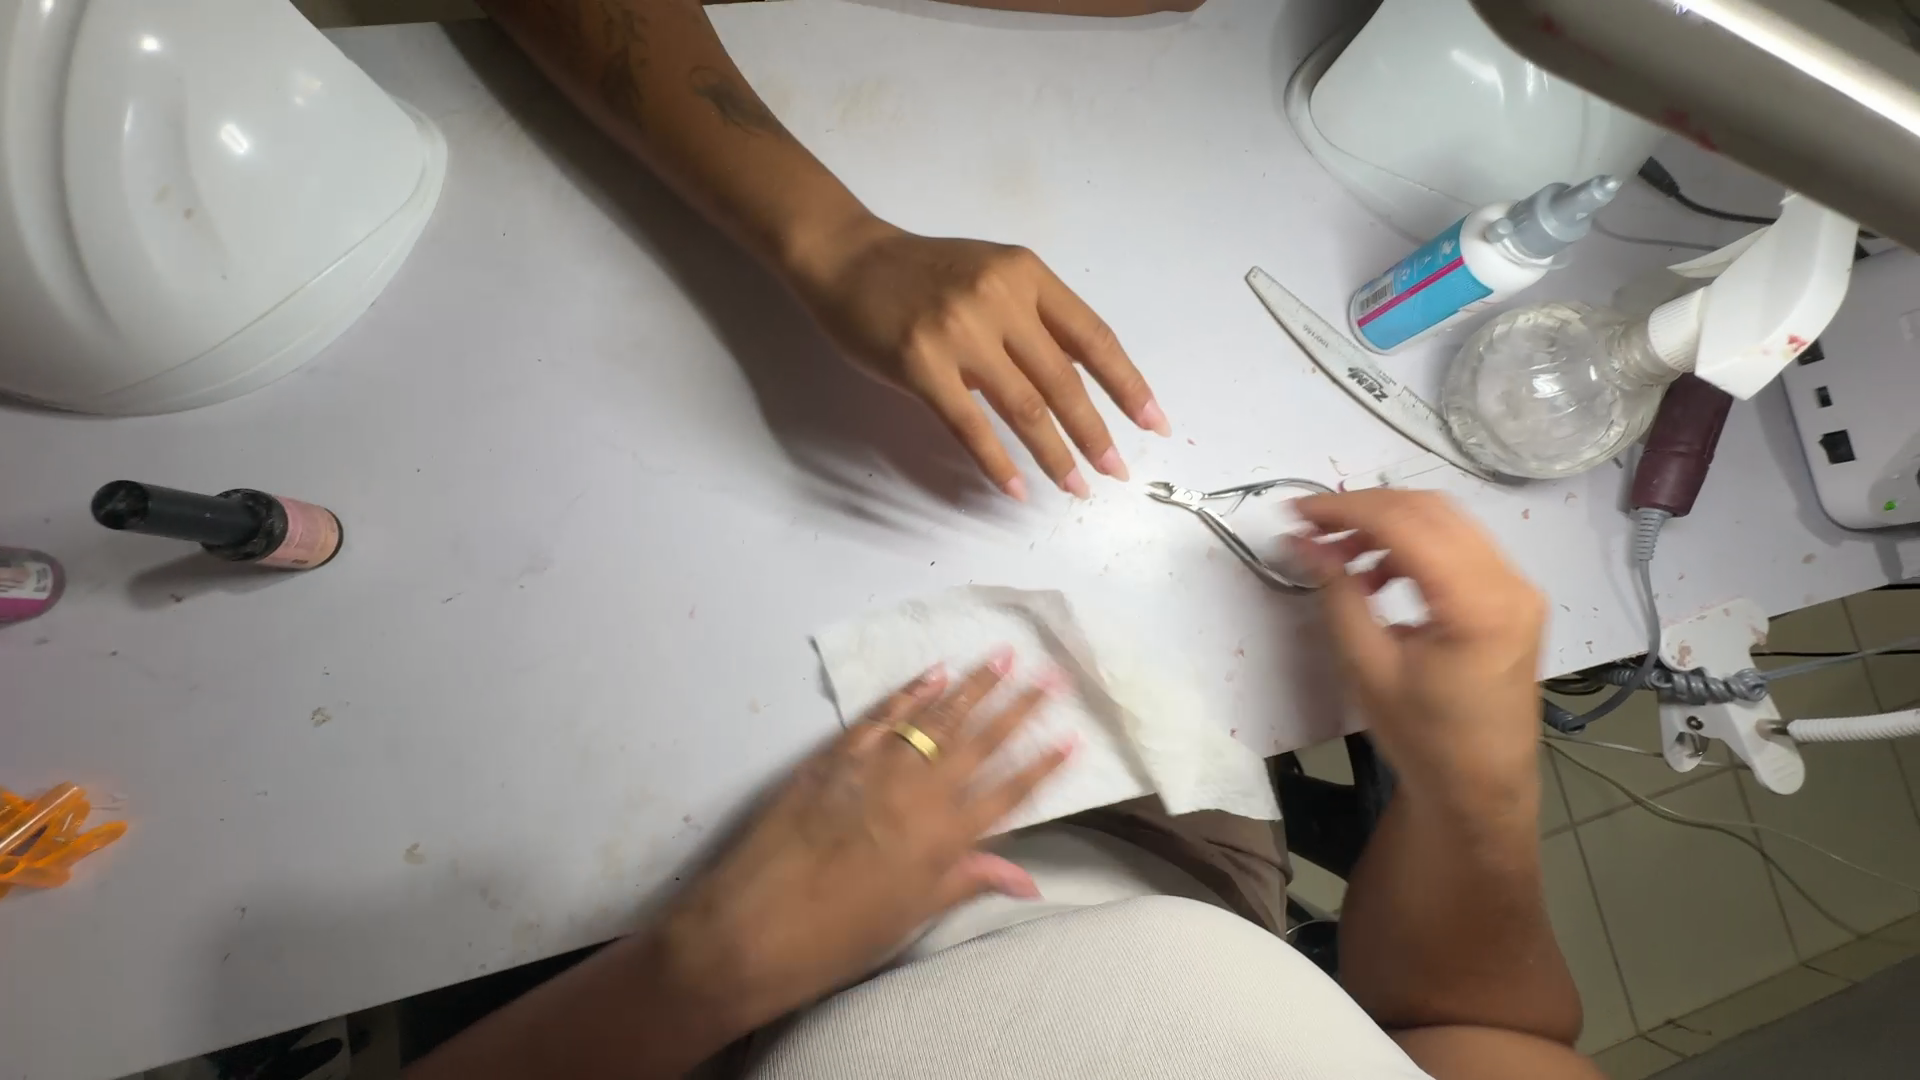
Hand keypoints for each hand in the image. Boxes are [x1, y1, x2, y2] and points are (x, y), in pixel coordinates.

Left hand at [651, 655, 1070, 1030]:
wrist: (751, 928)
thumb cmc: (839, 937)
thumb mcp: (911, 918)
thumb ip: (968, 882)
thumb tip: (1028, 879)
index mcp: (943, 840)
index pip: (1008, 794)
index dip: (1043, 766)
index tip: (1073, 736)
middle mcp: (919, 795)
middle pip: (980, 742)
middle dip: (1020, 706)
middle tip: (1050, 673)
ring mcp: (876, 768)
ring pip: (936, 718)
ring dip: (973, 685)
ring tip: (1003, 656)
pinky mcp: (837, 755)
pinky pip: (881, 717)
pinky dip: (909, 693)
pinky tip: (934, 672)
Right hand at [787, 218, 1169, 499]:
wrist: (849, 260)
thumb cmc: (925, 273)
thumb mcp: (993, 275)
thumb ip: (1035, 320)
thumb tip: (1078, 379)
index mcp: (1027, 275)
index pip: (1094, 337)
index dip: (1128, 385)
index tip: (1154, 424)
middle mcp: (1000, 299)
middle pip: (1064, 381)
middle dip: (1096, 434)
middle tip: (1116, 472)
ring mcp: (959, 333)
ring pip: (1025, 408)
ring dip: (1056, 456)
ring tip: (1076, 488)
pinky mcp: (921, 365)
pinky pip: (970, 425)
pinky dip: (997, 462)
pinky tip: (1016, 488)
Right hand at [1291, 490, 1545, 796]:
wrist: (1479, 784)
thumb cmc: (1420, 734)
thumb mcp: (1366, 665)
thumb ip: (1337, 593)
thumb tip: (1303, 541)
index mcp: (1477, 604)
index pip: (1404, 524)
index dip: (1344, 509)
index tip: (1294, 512)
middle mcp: (1509, 582)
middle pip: (1428, 510)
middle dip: (1362, 508)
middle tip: (1310, 526)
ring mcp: (1517, 587)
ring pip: (1444, 520)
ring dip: (1385, 523)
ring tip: (1339, 553)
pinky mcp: (1511, 596)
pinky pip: (1457, 545)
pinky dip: (1409, 543)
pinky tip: (1376, 574)